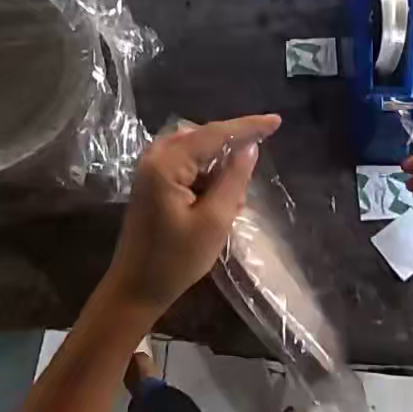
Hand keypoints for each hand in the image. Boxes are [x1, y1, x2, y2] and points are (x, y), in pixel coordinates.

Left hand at [105, 115, 281, 317]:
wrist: (135, 290)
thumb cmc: (175, 260)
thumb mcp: (215, 221)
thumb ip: (234, 179)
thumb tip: (250, 147)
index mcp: (166, 164)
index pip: (215, 134)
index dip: (248, 126)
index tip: (277, 121)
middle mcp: (155, 157)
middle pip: (205, 138)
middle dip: (232, 154)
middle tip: (249, 183)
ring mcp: (152, 169)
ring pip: (199, 153)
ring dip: (221, 170)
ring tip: (233, 203)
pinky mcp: (154, 182)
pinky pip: (189, 166)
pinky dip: (208, 179)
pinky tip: (219, 203)